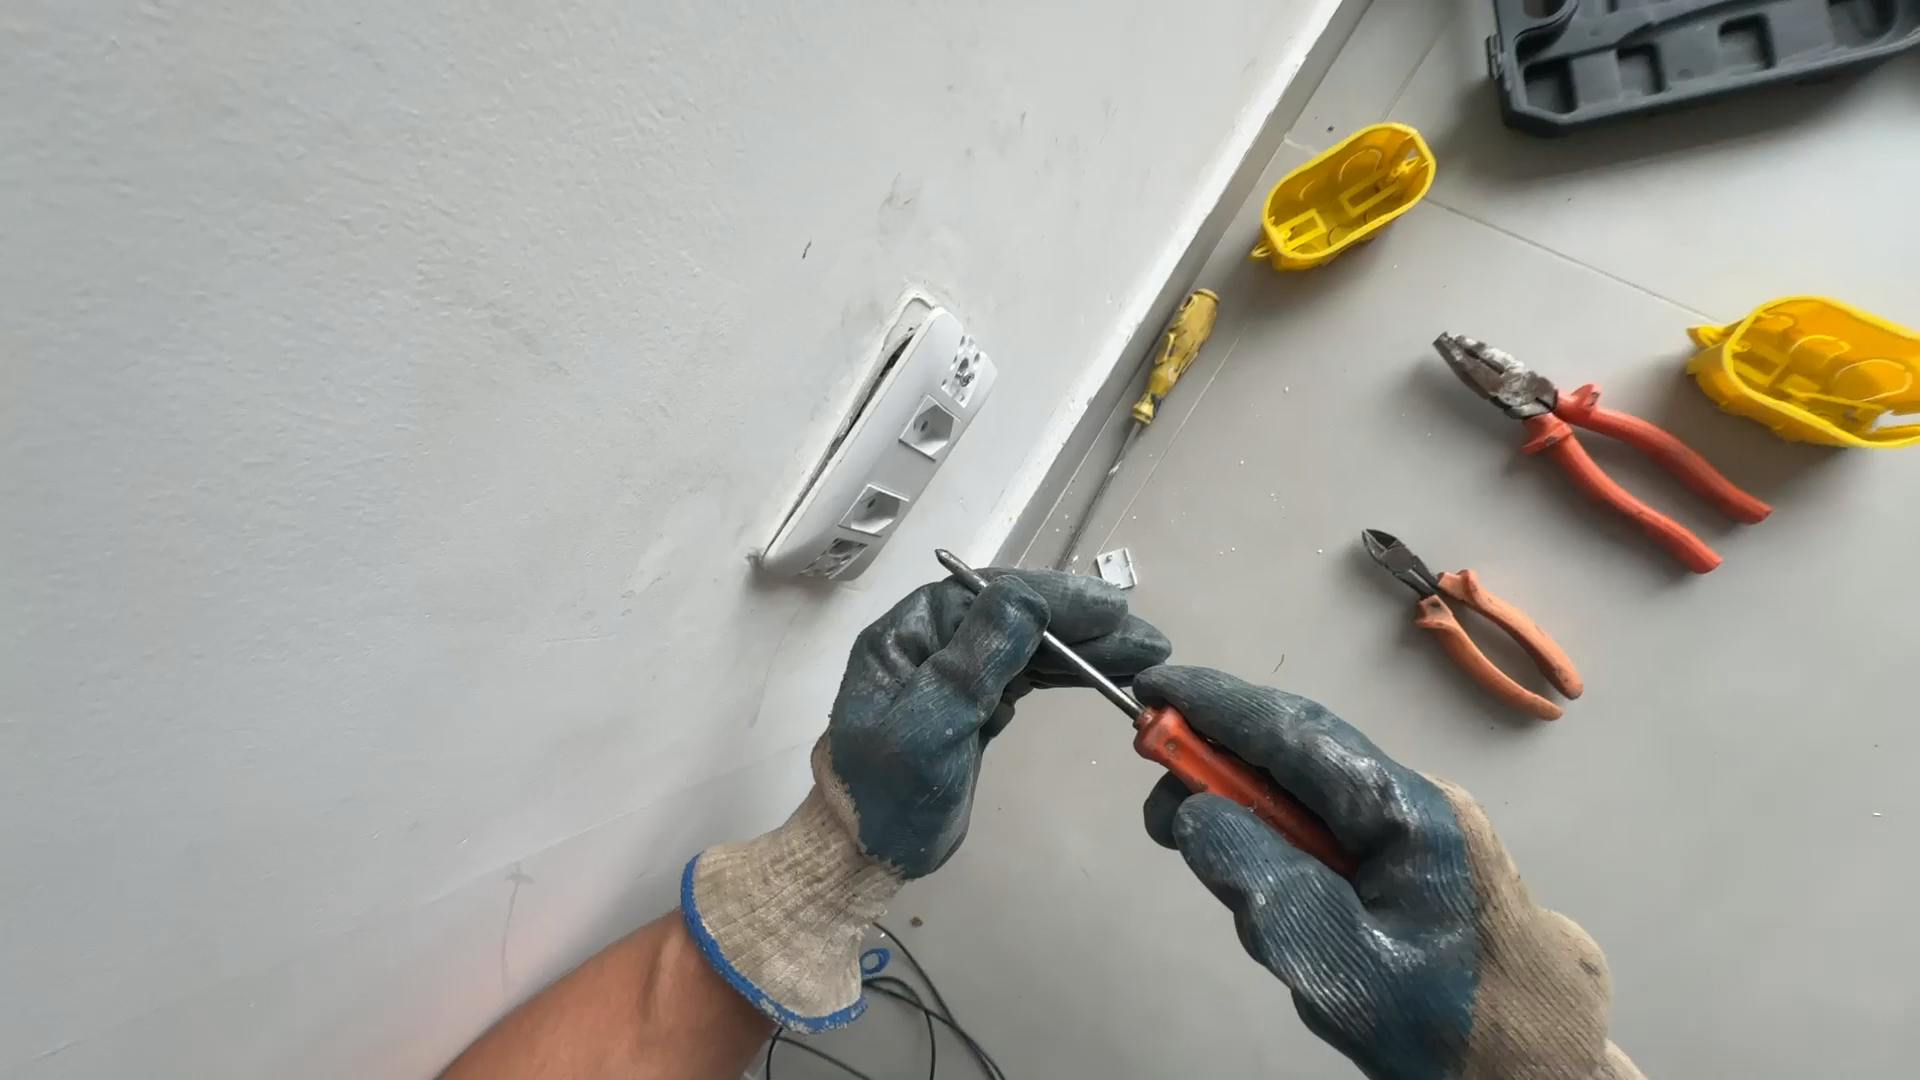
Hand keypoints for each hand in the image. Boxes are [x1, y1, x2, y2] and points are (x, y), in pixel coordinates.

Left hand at [828, 568, 1170, 876]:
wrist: (866, 852)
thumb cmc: (885, 794)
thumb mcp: (926, 727)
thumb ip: (974, 662)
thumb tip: (1027, 600)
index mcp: (912, 631)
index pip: (990, 596)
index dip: (1053, 599)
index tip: (1110, 611)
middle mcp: (936, 640)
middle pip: (1017, 617)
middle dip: (1082, 625)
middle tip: (1146, 640)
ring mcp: (957, 670)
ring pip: (1029, 646)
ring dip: (1084, 650)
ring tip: (1142, 656)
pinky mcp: (977, 702)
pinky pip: (1027, 675)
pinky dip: (1066, 674)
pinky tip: (1102, 675)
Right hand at [1135, 666, 1642, 1079]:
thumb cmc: (1448, 1029)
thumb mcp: (1340, 965)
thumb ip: (1260, 879)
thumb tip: (1191, 812)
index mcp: (1409, 810)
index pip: (1292, 731)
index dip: (1213, 703)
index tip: (1150, 688)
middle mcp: (1409, 795)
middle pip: (1292, 743)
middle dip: (1214, 746)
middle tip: (1157, 771)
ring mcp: (1406, 818)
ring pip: (1297, 778)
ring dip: (1235, 791)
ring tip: (1192, 832)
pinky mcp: (1396, 847)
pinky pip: (1312, 813)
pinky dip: (1261, 822)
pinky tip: (1250, 861)